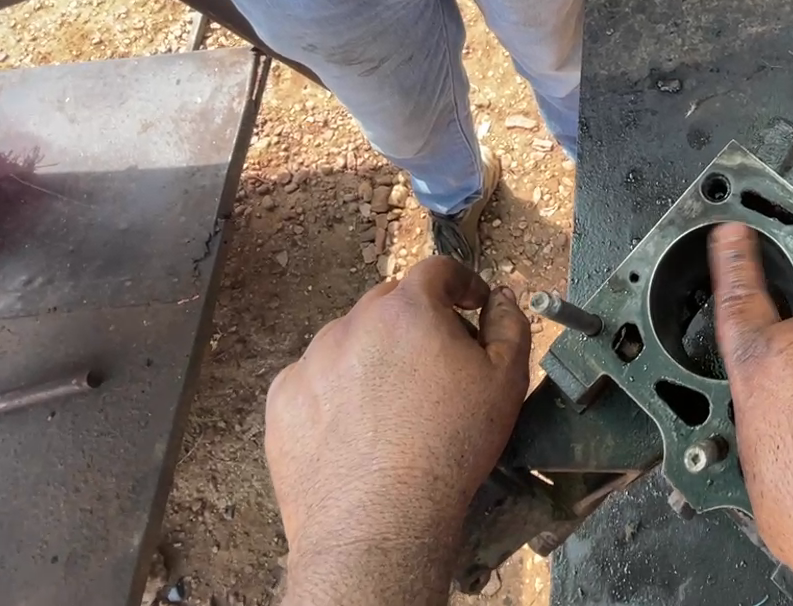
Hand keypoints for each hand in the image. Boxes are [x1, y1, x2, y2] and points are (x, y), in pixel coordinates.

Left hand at [265, 257, 530, 604]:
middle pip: (391, 300)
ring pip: (351, 336)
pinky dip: (337, 385)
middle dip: (418, 317)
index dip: (461, 282)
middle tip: (436, 359)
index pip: (437, 269)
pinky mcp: (283, 400)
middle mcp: (354, 322)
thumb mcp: (506, 378)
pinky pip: (316, 376)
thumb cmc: (452, 444)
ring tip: (394, 399)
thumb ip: (509, 322)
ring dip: (375, 350)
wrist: (379, 523)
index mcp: (408, 309)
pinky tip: (357, 423)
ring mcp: (312, 361)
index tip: (472, 306)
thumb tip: (500, 296)